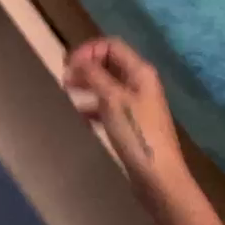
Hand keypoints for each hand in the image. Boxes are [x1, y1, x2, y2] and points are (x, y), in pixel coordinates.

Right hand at [64, 37, 192, 199]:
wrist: (159, 179)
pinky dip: (94, 106)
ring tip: (67, 92)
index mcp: (140, 71)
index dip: (88, 50)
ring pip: (107, 85)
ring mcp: (137, 104)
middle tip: (65, 78)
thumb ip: (93, 75)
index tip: (68, 65)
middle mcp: (140, 83)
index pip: (111, 45)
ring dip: (87, 85)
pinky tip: (80, 116)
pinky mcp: (132, 124)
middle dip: (86, 67)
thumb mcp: (112, 100)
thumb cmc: (136, 133)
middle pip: (109, 63)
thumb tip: (77, 59)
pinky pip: (109, 106)